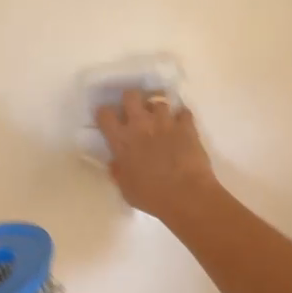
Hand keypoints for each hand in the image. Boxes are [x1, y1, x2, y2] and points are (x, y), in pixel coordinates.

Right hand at [96, 90, 220, 220]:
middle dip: (131, 100)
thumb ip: (118, 171)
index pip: (105, 114)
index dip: (104, 114)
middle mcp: (141, 124)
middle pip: (131, 95)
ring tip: (160, 121)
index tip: (107, 119)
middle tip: (134, 112)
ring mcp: (165, 122)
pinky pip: (183, 112)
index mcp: (122, 140)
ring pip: (158, 101)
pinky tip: (181, 126)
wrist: (186, 195)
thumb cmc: (151, 196)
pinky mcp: (187, 125)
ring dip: (157, 110)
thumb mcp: (126, 189)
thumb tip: (115, 161)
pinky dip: (181, 117)